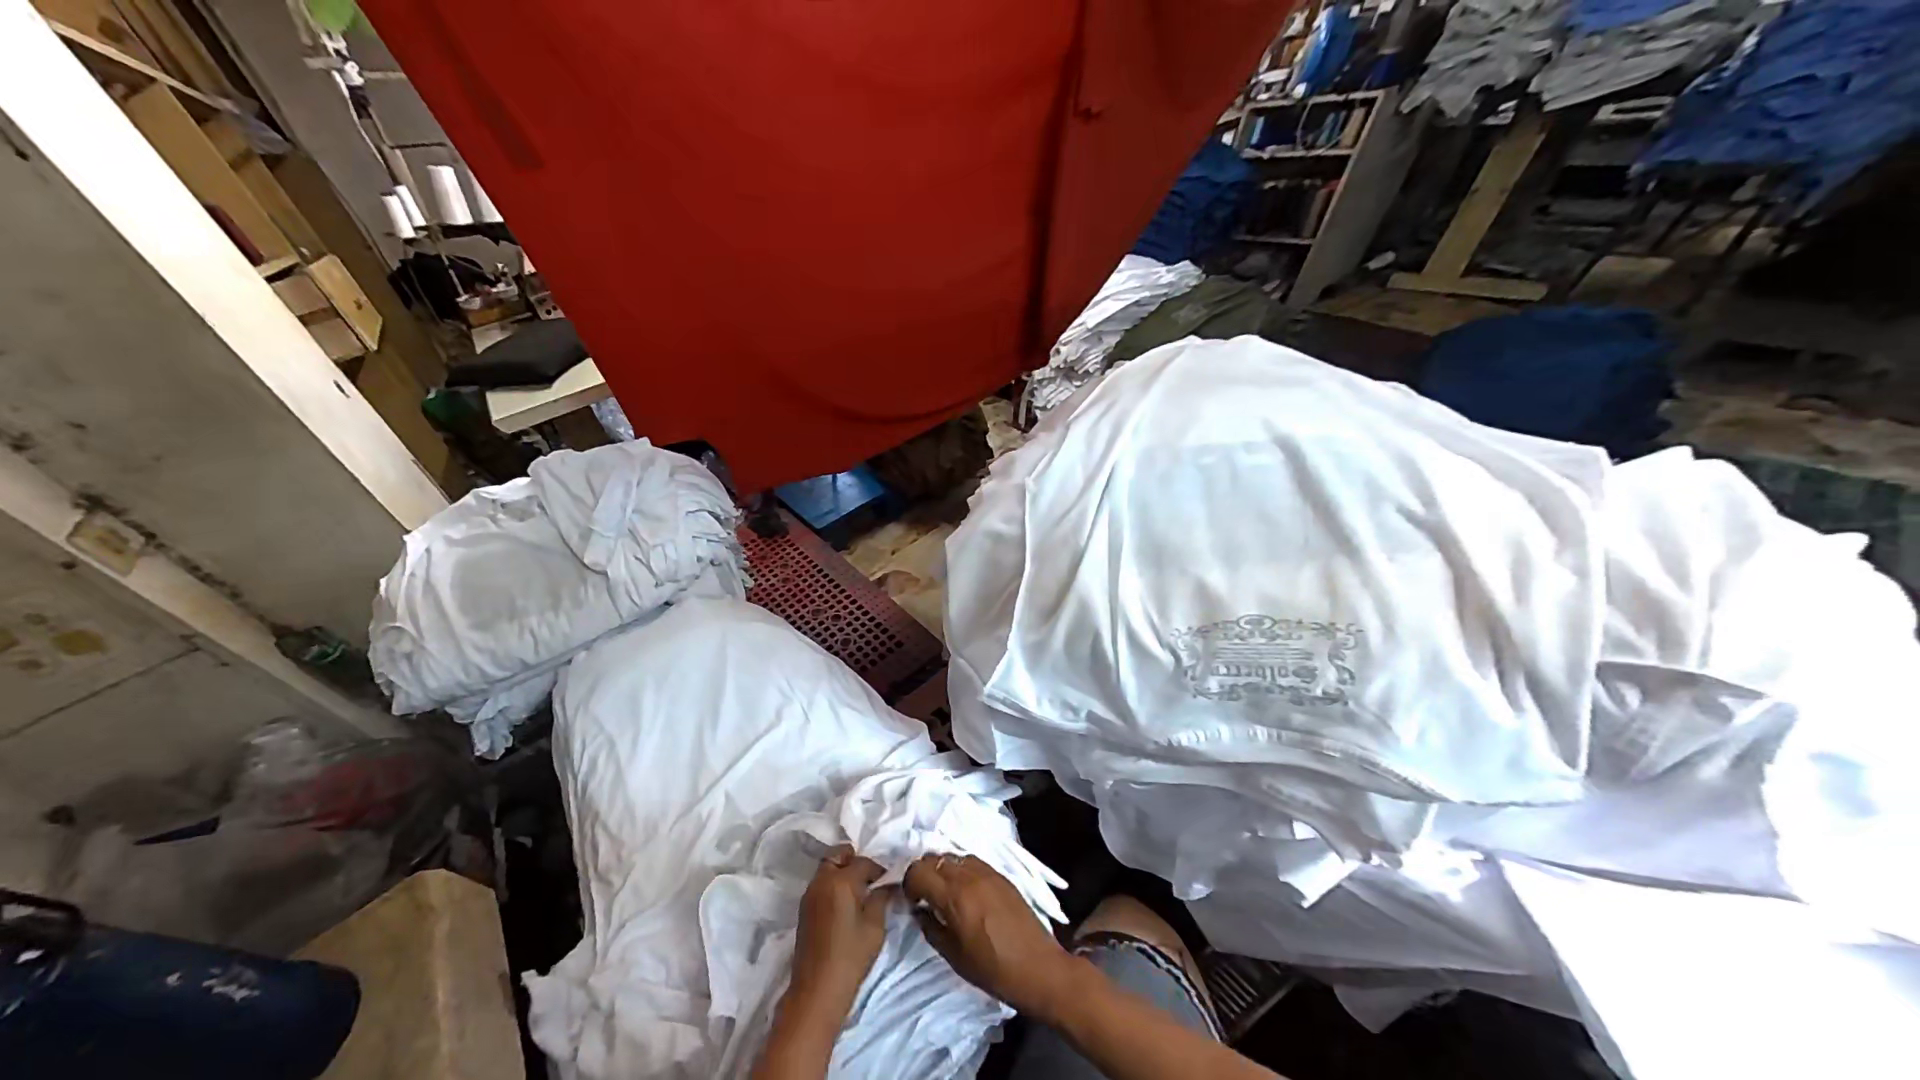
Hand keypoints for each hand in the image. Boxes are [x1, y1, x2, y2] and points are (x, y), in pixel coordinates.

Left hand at [789, 846, 893, 1011]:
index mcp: (840, 881)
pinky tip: (847, 903)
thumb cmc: (851, 956)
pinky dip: (833, 884)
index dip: (879, 870)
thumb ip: (881, 898)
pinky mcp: (804, 909)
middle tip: (871, 878)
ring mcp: (809, 895)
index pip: (863, 862)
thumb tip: (888, 885)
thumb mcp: (875, 926)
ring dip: (842, 871)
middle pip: (838, 856)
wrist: (818, 989)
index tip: (890, 882)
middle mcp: (821, 882)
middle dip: (855, 860)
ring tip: (861, 891)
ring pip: (827, 869)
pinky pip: (820, 884)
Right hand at [905, 853, 1079, 1016]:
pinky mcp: (1001, 875)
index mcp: (954, 896)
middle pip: (935, 858)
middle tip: (924, 896)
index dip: (909, 883)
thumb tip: (919, 910)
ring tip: (945, 893)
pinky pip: (972, 862)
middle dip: (924, 873)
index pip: (918, 871)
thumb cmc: (991, 968)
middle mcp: (969, 876)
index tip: (911, 900)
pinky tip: (966, 891)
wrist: (1037, 967)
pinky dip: (961, 870)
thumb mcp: (952, 955)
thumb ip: (930, 926)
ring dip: (943, 869)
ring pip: (954, 857)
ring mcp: (988, 872)